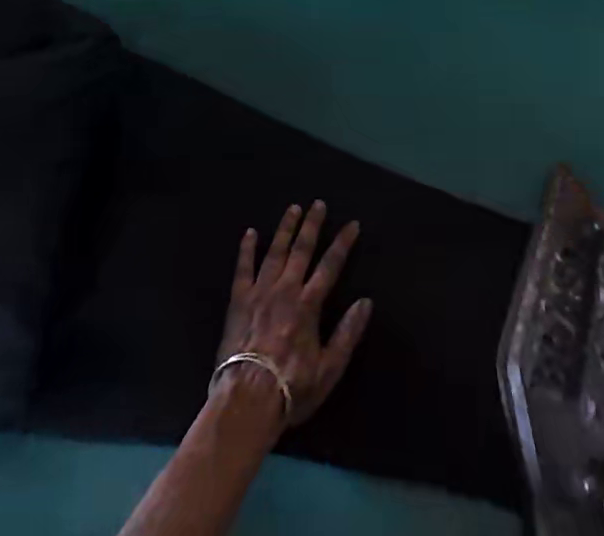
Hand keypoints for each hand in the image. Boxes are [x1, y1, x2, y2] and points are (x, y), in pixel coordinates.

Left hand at [217, 201, 372, 428]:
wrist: (245, 399)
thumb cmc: (291, 387)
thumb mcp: (330, 368)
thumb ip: (348, 333)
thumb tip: (366, 302)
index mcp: (309, 304)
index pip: (331, 265)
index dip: (343, 243)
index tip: (352, 224)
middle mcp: (285, 290)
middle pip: (301, 250)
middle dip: (312, 225)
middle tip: (318, 204)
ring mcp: (259, 293)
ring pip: (274, 252)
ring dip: (285, 228)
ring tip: (293, 208)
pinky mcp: (237, 302)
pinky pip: (242, 269)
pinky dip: (246, 249)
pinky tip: (250, 233)